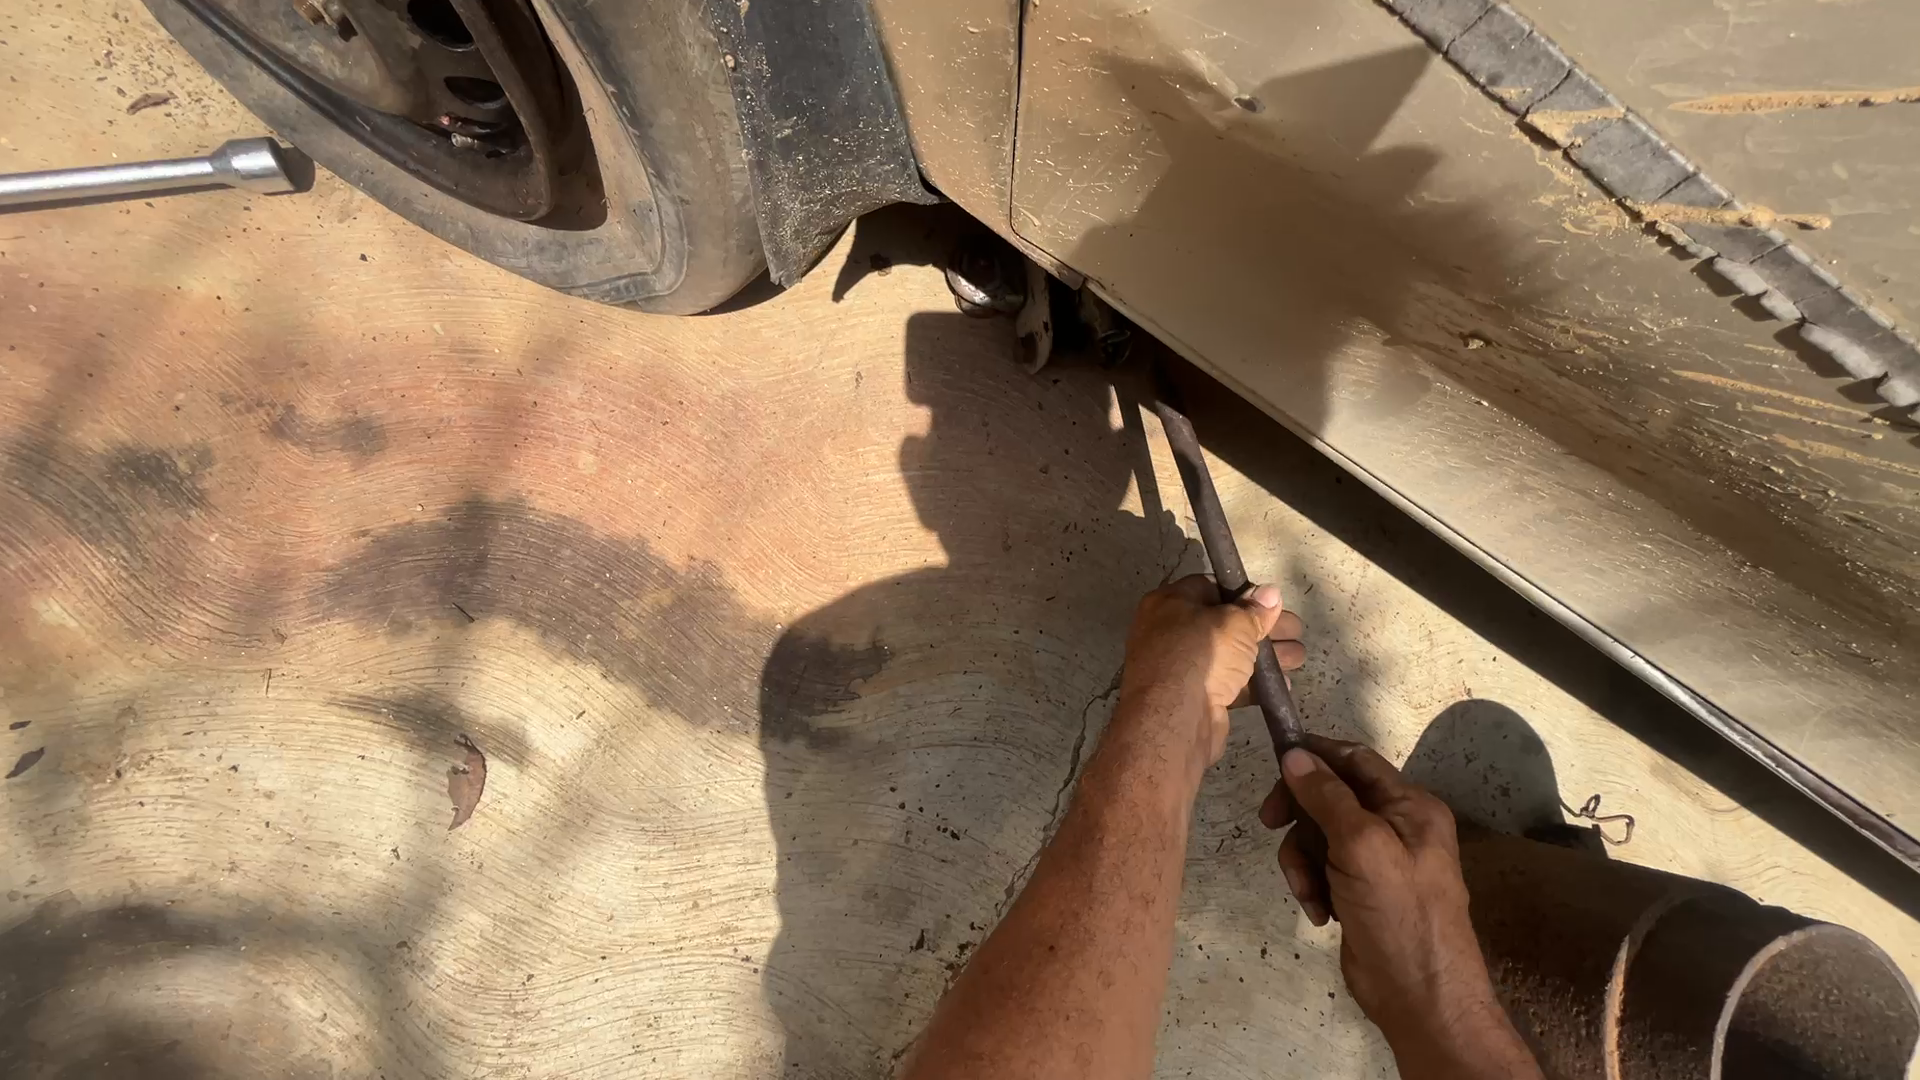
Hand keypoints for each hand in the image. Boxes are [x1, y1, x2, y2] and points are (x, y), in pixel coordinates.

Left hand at [1115, 574, 1304, 784]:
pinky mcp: (1195, 695)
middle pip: (1224, 622)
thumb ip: (1253, 610)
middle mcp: (1170, 631)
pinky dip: (1253, 682)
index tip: (1272, 602)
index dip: (1243, 593)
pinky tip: (1282, 683)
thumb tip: (1270, 593)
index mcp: (1169, 603)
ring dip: (1265, 655)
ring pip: (1229, 653)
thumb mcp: (1232, 624)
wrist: (1174, 719)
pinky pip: (1227, 681)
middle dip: (1263, 627)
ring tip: (1298, 657)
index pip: (1209, 587)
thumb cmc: (1199, 655)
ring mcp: (1181, 665)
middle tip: (1296, 631)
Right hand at [1259, 737, 1538, 1079]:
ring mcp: (1375, 859)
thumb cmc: (1399, 914)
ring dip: (1301, 857)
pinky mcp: (1357, 887)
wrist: (1421, 1001)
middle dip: (1299, 812)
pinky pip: (1317, 864)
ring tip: (1308, 888)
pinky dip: (1309, 881)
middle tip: (1270, 822)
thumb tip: (1293, 753)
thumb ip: (1326, 796)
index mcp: (1409, 806)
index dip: (1313, 753)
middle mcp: (1394, 825)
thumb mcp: (1361, 845)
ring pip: (1315, 831)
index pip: (1353, 758)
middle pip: (1327, 794)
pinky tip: (1319, 909)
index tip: (1274, 760)